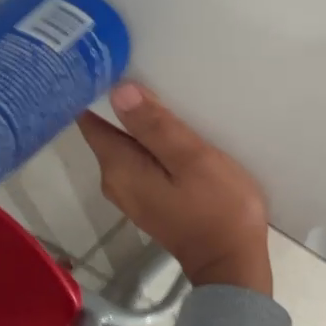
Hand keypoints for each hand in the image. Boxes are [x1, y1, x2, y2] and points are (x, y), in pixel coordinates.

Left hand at [77, 83, 273, 294]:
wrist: (233, 261)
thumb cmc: (219, 207)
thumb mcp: (193, 160)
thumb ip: (157, 127)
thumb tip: (120, 91)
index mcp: (120, 168)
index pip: (92, 122)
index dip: (97, 94)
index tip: (110, 64)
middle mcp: (117, 181)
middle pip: (111, 134)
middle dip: (121, 106)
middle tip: (141, 68)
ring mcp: (135, 194)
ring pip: (130, 148)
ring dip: (141, 125)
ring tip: (162, 92)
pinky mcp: (155, 201)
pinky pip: (145, 163)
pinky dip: (153, 144)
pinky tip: (174, 132)